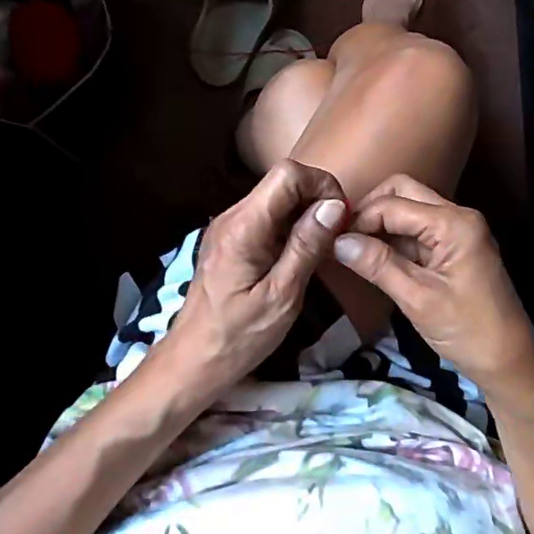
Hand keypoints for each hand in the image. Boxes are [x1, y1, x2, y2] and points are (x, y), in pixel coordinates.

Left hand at [164, 160, 348, 394]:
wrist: (194, 360)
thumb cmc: (238, 337)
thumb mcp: (282, 297)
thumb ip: (306, 247)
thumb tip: (334, 206)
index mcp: (242, 227)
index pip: (287, 173)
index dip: (321, 186)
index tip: (340, 219)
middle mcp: (231, 217)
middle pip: (282, 182)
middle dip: (317, 201)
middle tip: (336, 239)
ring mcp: (228, 227)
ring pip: (276, 199)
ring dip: (305, 216)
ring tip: (322, 251)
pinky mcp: (230, 241)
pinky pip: (266, 219)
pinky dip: (290, 229)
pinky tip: (300, 258)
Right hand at [333, 174, 533, 395]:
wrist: (508, 361)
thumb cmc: (467, 330)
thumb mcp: (417, 298)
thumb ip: (377, 265)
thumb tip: (337, 241)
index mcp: (454, 223)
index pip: (392, 204)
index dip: (359, 219)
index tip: (332, 241)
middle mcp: (457, 216)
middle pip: (402, 191)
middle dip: (369, 210)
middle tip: (344, 238)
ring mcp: (456, 231)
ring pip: (407, 209)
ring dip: (379, 224)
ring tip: (352, 250)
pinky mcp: (452, 248)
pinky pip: (415, 231)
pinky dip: (391, 239)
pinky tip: (372, 259)